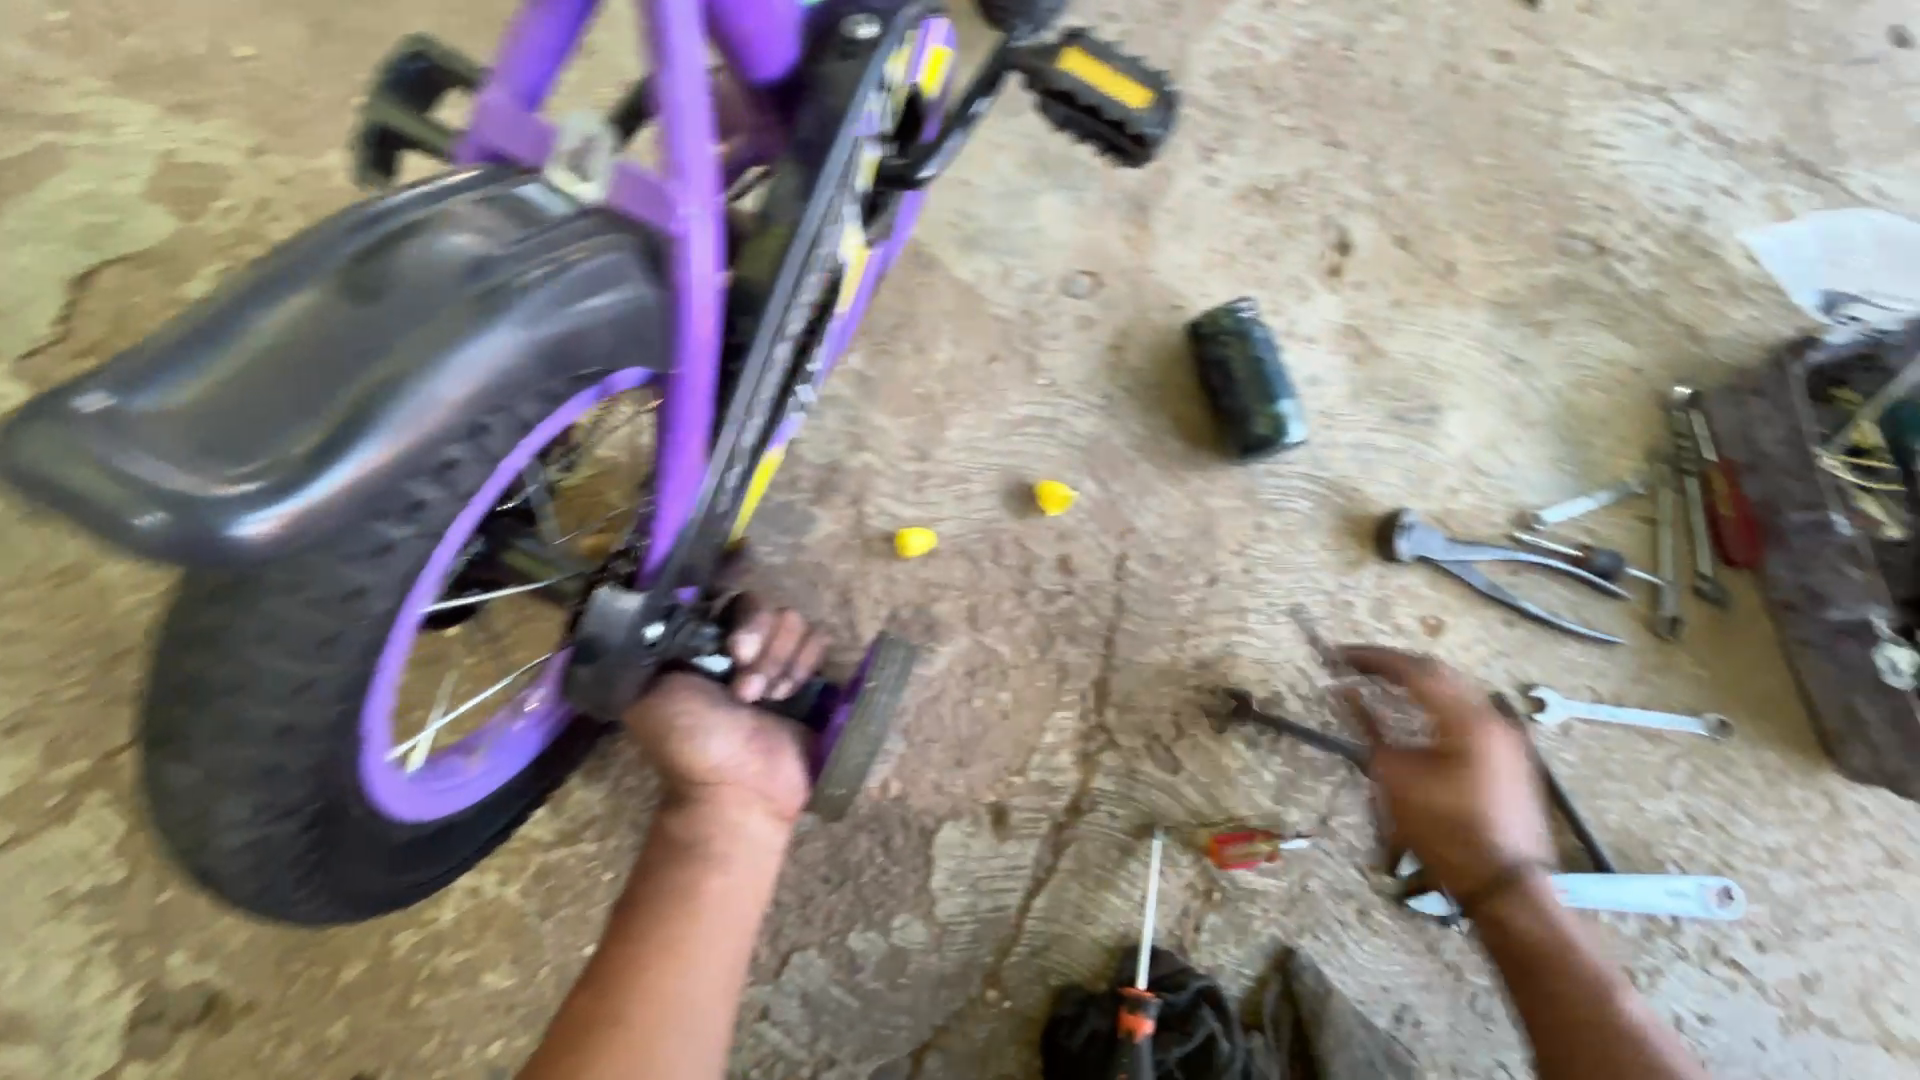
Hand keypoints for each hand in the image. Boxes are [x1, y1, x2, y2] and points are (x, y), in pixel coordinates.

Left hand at [622, 600, 831, 823]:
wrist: (738, 790)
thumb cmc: (692, 743)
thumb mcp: (649, 692)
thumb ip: (657, 644)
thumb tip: (680, 607)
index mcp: (703, 644)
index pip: (730, 599)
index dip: (741, 619)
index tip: (735, 650)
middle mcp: (742, 646)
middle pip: (767, 606)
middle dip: (761, 648)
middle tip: (745, 691)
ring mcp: (778, 659)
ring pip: (795, 621)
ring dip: (780, 662)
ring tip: (765, 700)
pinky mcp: (810, 677)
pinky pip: (820, 640)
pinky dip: (804, 665)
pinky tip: (787, 698)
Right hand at [1339, 646, 1554, 900]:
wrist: (1504, 883)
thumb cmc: (1443, 829)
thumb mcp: (1394, 776)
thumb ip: (1368, 727)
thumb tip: (1344, 695)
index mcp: (1466, 718)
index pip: (1414, 669)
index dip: (1372, 658)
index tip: (1339, 655)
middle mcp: (1492, 718)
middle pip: (1439, 673)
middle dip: (1395, 665)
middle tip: (1357, 665)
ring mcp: (1507, 738)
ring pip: (1456, 691)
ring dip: (1417, 683)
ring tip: (1380, 685)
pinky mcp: (1510, 757)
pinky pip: (1468, 712)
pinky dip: (1435, 703)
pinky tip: (1415, 715)